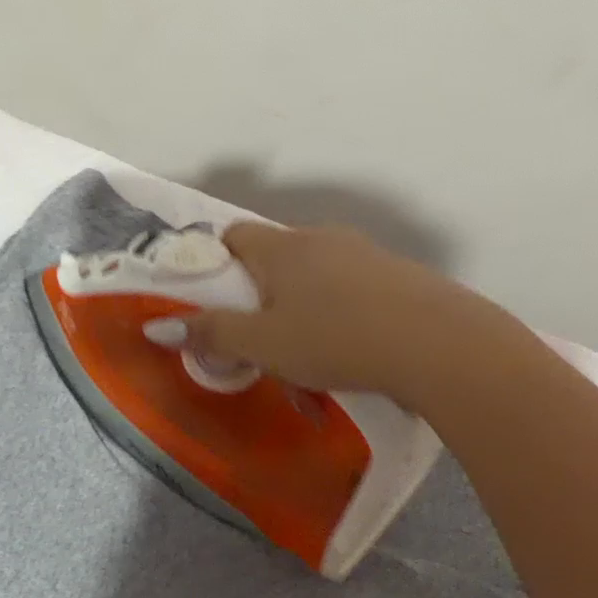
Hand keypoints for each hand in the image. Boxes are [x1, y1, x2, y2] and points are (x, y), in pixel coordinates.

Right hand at [144, 222, 522, 407]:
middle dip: (255, 299)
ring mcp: (365, 256)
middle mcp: (322, 240)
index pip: (232, 235)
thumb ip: (210, 334)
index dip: (213, 263)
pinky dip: (333, 322)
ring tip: (299, 362)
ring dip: (296, 314)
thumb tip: (157, 326)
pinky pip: (348, 296)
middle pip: (272, 260)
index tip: (209, 302)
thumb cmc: (335, 339)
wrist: (440, 346)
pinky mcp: (397, 279)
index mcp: (282, 248)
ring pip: (312, 281)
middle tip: (252, 342)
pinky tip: (342, 360)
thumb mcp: (262, 345)